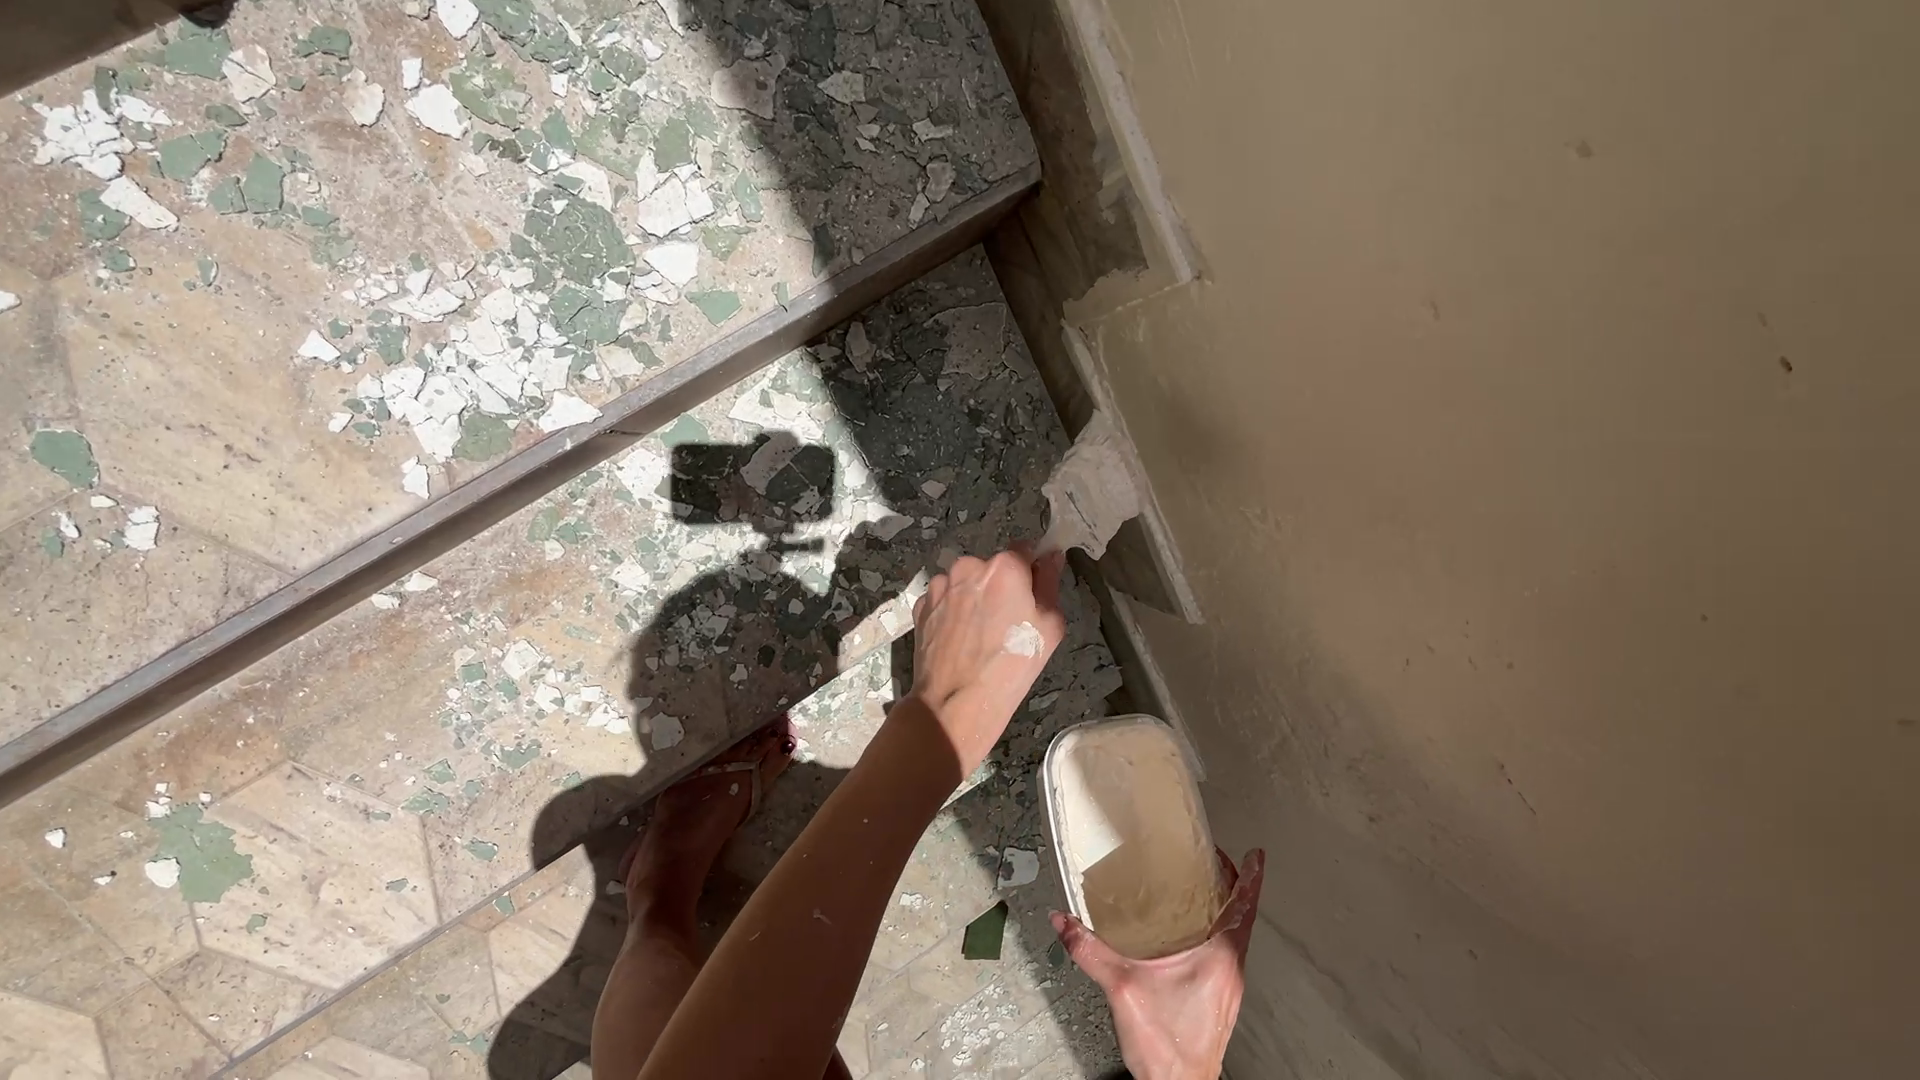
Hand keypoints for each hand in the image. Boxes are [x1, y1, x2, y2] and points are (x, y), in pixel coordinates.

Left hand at [905, 549, 1066, 774]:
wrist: (956, 702)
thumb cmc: (1012, 665)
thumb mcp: (1050, 626)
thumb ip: (1050, 583)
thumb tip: (1051, 557)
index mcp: (1004, 566)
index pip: (1024, 549)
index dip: (1031, 569)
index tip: (1033, 592)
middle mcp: (968, 566)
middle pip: (992, 567)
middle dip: (1001, 585)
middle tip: (1007, 621)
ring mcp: (940, 585)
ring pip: (965, 581)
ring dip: (974, 596)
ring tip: (979, 634)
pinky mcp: (921, 605)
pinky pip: (944, 599)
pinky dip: (952, 611)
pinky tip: (959, 639)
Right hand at [1052, 849, 1265, 1079]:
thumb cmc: (1165, 1050)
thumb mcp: (1122, 989)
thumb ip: (1091, 951)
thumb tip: (1065, 922)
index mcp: (1221, 959)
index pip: (1244, 908)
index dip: (1251, 878)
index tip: (1256, 855)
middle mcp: (1230, 970)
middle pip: (1240, 918)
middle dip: (1232, 887)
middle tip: (1219, 861)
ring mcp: (1227, 986)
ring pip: (1233, 936)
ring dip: (1223, 910)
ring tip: (1204, 889)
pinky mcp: (1217, 999)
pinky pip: (1223, 954)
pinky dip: (1213, 932)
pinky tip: (1189, 933)